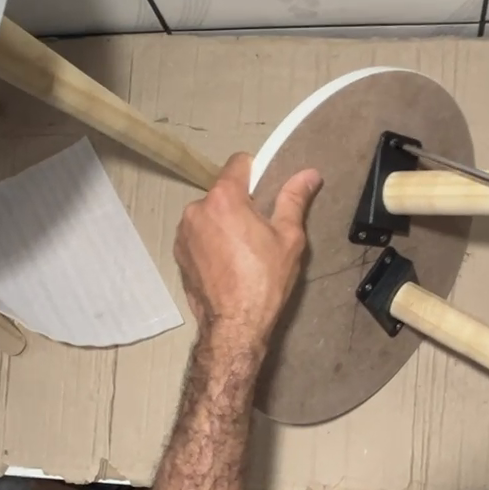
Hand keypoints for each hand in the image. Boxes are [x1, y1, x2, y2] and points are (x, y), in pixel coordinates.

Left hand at [174, 153, 322, 355]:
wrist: (235, 326)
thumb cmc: (265, 282)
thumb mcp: (288, 239)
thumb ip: (294, 200)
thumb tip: (309, 174)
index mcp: (224, 198)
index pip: (239, 163)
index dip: (256, 173)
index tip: (266, 193)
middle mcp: (196, 209)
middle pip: (223, 193)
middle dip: (240, 205)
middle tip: (259, 233)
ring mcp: (183, 233)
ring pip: (209, 215)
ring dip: (223, 225)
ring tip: (241, 253)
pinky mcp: (178, 254)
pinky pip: (198, 237)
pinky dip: (210, 243)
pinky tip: (226, 266)